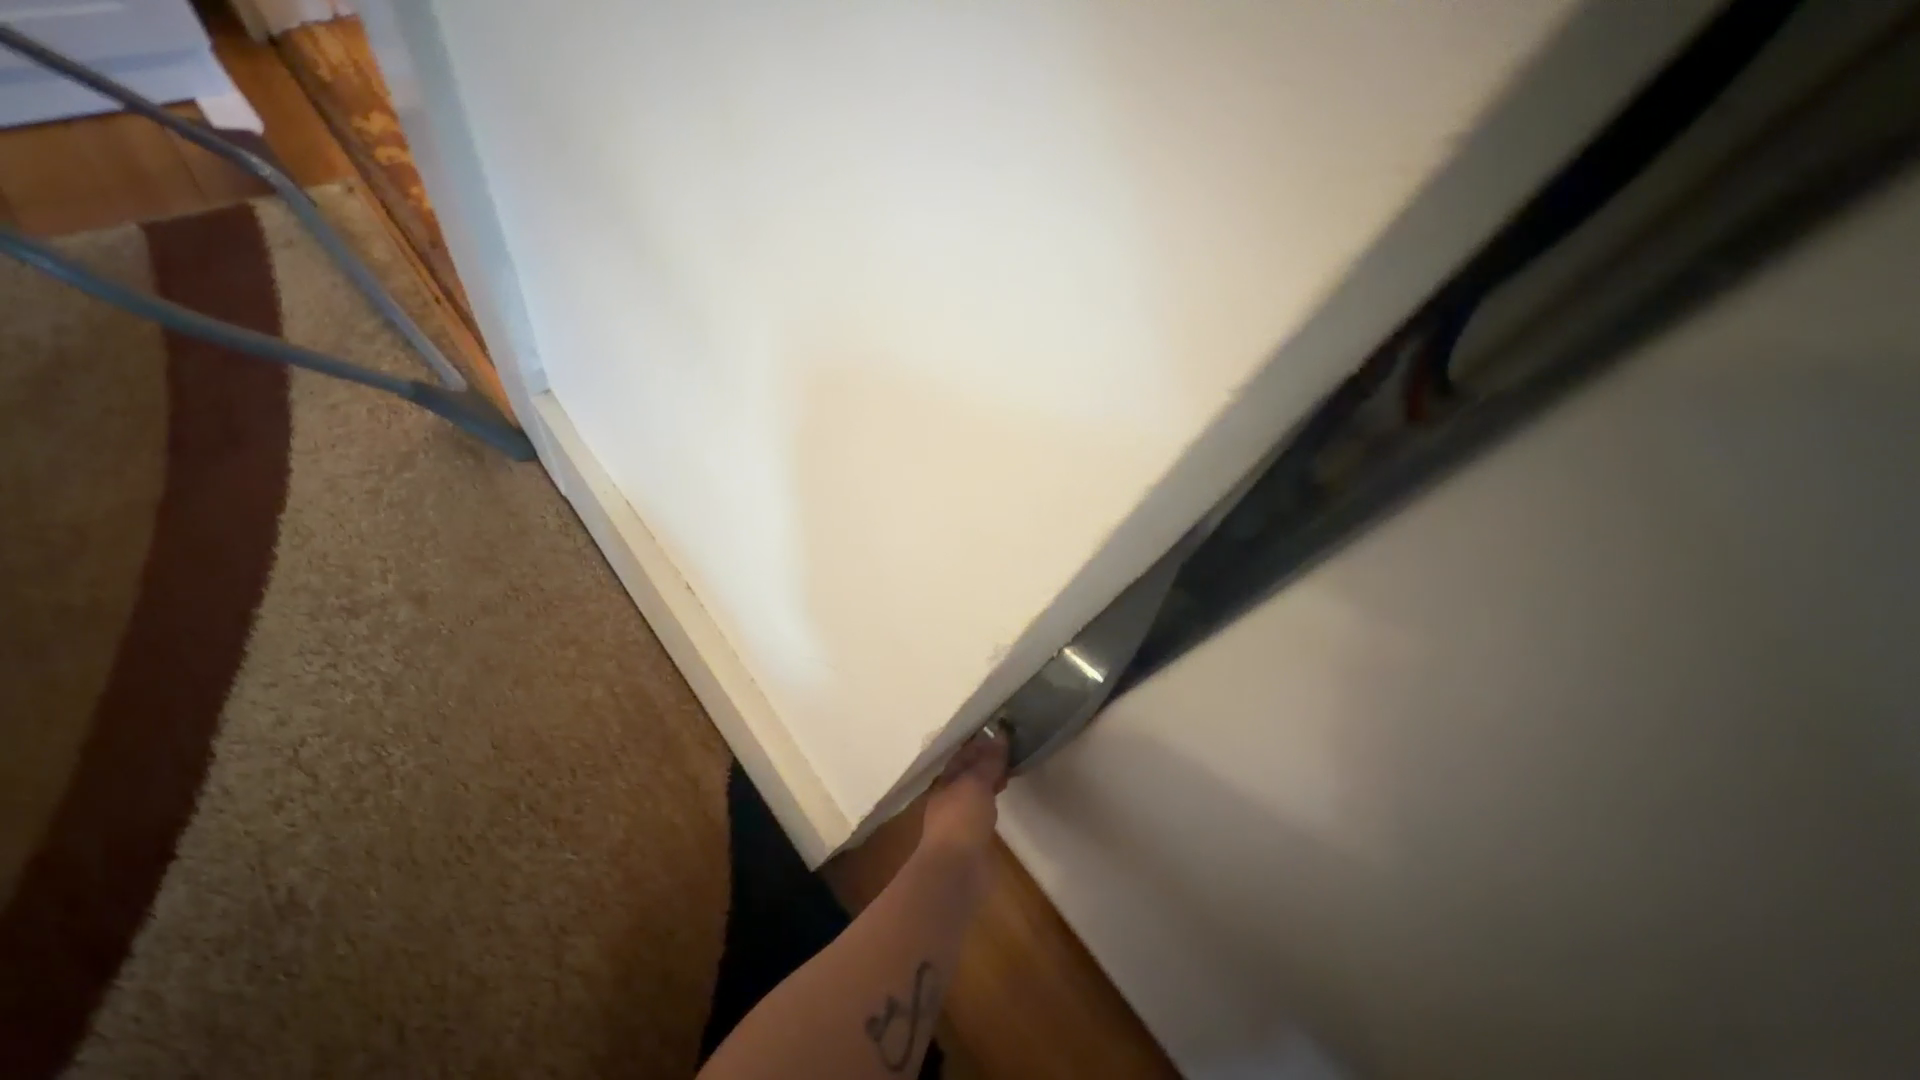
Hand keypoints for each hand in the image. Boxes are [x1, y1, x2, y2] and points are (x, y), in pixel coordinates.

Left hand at [918, 731, 1009, 861]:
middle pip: (967, 774)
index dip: (980, 744)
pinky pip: (981, 812)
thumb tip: (1000, 736)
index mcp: (945, 782)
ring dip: (989, 781)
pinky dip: (991, 802)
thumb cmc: (961, 820)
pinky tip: (1002, 802)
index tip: (1001, 733)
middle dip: (985, 762)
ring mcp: (958, 820)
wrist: (955, 870)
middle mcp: (948, 798)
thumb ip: (988, 762)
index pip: (962, 756)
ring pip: (974, 793)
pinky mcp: (970, 840)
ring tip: (1010, 772)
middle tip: (1010, 751)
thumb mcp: (975, 784)